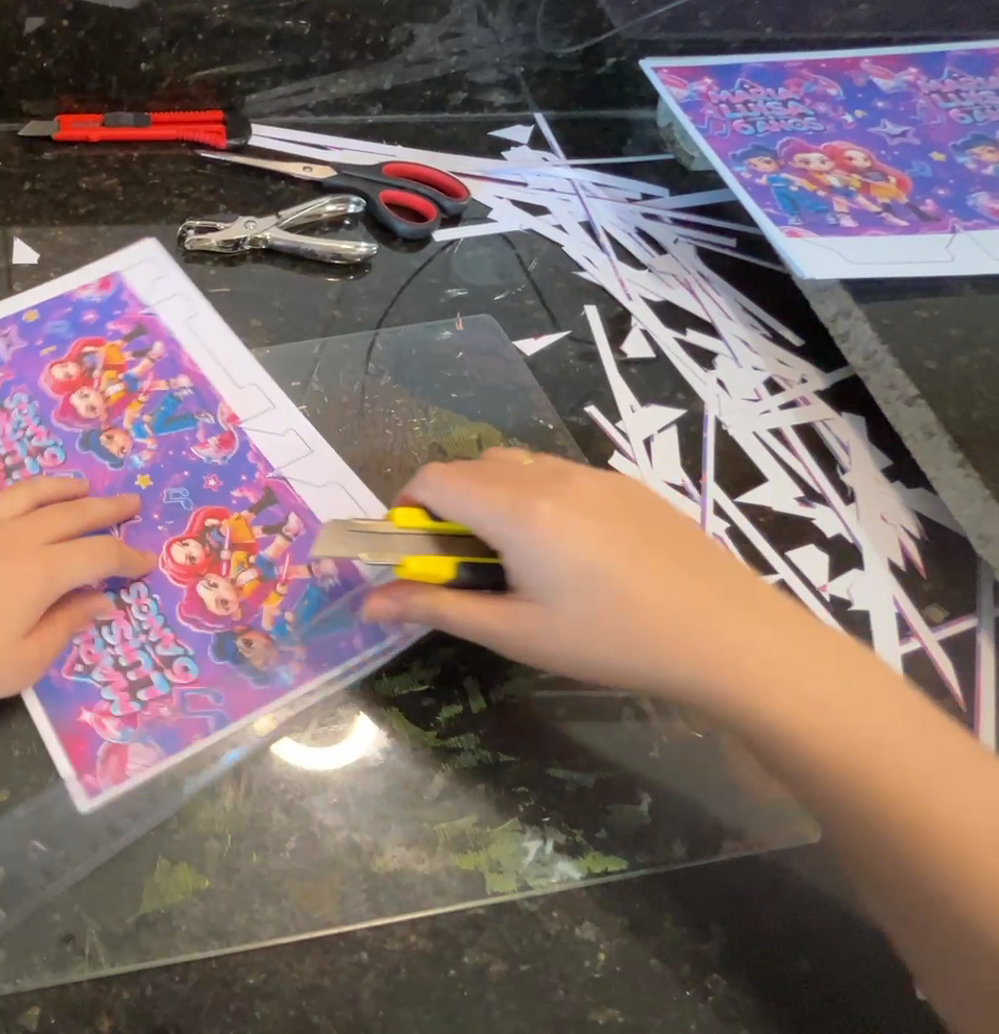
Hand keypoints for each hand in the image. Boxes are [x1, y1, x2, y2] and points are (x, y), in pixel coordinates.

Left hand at [0, 469, 153, 717]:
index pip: (100, 555)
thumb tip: (102, 602)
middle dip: (107, 508)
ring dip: (60, 485)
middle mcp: (16, 536)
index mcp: (43, 571)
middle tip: (131, 501)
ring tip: (80, 484)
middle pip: (72, 514)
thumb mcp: (25, 660)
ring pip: (28, 494)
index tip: (146, 561)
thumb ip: (66, 625)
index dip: (128, 558)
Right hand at [359, 449, 830, 702]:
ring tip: (513, 552)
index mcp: (515, 510)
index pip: (431, 479)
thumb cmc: (611, 640)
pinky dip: (532, 495)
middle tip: (464, 560)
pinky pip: (555, 472)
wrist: (737, 641)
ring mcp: (593, 476)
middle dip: (446, 505)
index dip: (408, 509)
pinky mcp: (627, 485)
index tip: (419, 552)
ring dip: (488, 495)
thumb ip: (434, 606)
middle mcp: (548, 477)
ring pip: (512, 463)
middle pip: (467, 467)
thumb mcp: (512, 631)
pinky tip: (567, 549)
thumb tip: (367, 603)